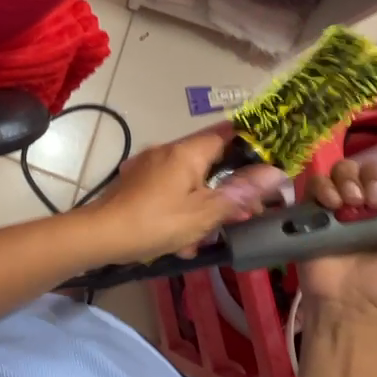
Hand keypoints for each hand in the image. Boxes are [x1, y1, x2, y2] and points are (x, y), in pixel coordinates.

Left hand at [77, 126, 285, 263]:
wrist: (101, 234)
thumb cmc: (156, 222)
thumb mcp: (205, 211)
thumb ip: (240, 192)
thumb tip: (275, 172)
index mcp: (185, 151)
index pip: (226, 134)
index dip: (250, 147)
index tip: (268, 166)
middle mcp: (166, 151)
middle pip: (208, 162)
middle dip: (226, 191)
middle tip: (242, 217)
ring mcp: (148, 166)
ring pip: (189, 182)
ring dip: (202, 208)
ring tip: (202, 238)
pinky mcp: (136, 182)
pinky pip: (169, 191)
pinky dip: (180, 211)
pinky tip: (180, 242)